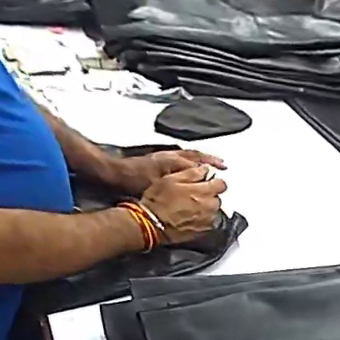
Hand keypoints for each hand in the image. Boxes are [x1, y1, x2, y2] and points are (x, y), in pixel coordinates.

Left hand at [110, 148, 226, 194]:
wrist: (115, 173)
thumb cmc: (134, 180)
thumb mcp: (161, 185)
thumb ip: (181, 182)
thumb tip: (198, 183)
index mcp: (174, 161)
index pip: (199, 165)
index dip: (211, 170)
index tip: (221, 175)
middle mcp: (171, 155)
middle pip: (197, 155)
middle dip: (211, 159)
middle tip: (223, 164)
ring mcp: (164, 155)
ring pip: (189, 153)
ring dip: (202, 157)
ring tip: (212, 161)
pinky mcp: (158, 158)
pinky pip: (181, 155)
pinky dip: (191, 158)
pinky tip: (192, 163)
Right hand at [140, 166, 225, 244]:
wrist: (152, 223)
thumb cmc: (159, 201)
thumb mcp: (172, 179)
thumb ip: (193, 173)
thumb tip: (205, 169)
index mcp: (205, 192)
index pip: (222, 184)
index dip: (213, 181)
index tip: (206, 182)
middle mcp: (210, 207)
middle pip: (217, 198)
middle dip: (208, 195)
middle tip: (192, 195)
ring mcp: (208, 221)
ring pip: (213, 211)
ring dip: (205, 208)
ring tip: (188, 207)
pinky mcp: (203, 231)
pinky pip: (208, 222)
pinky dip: (202, 219)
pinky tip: (188, 216)